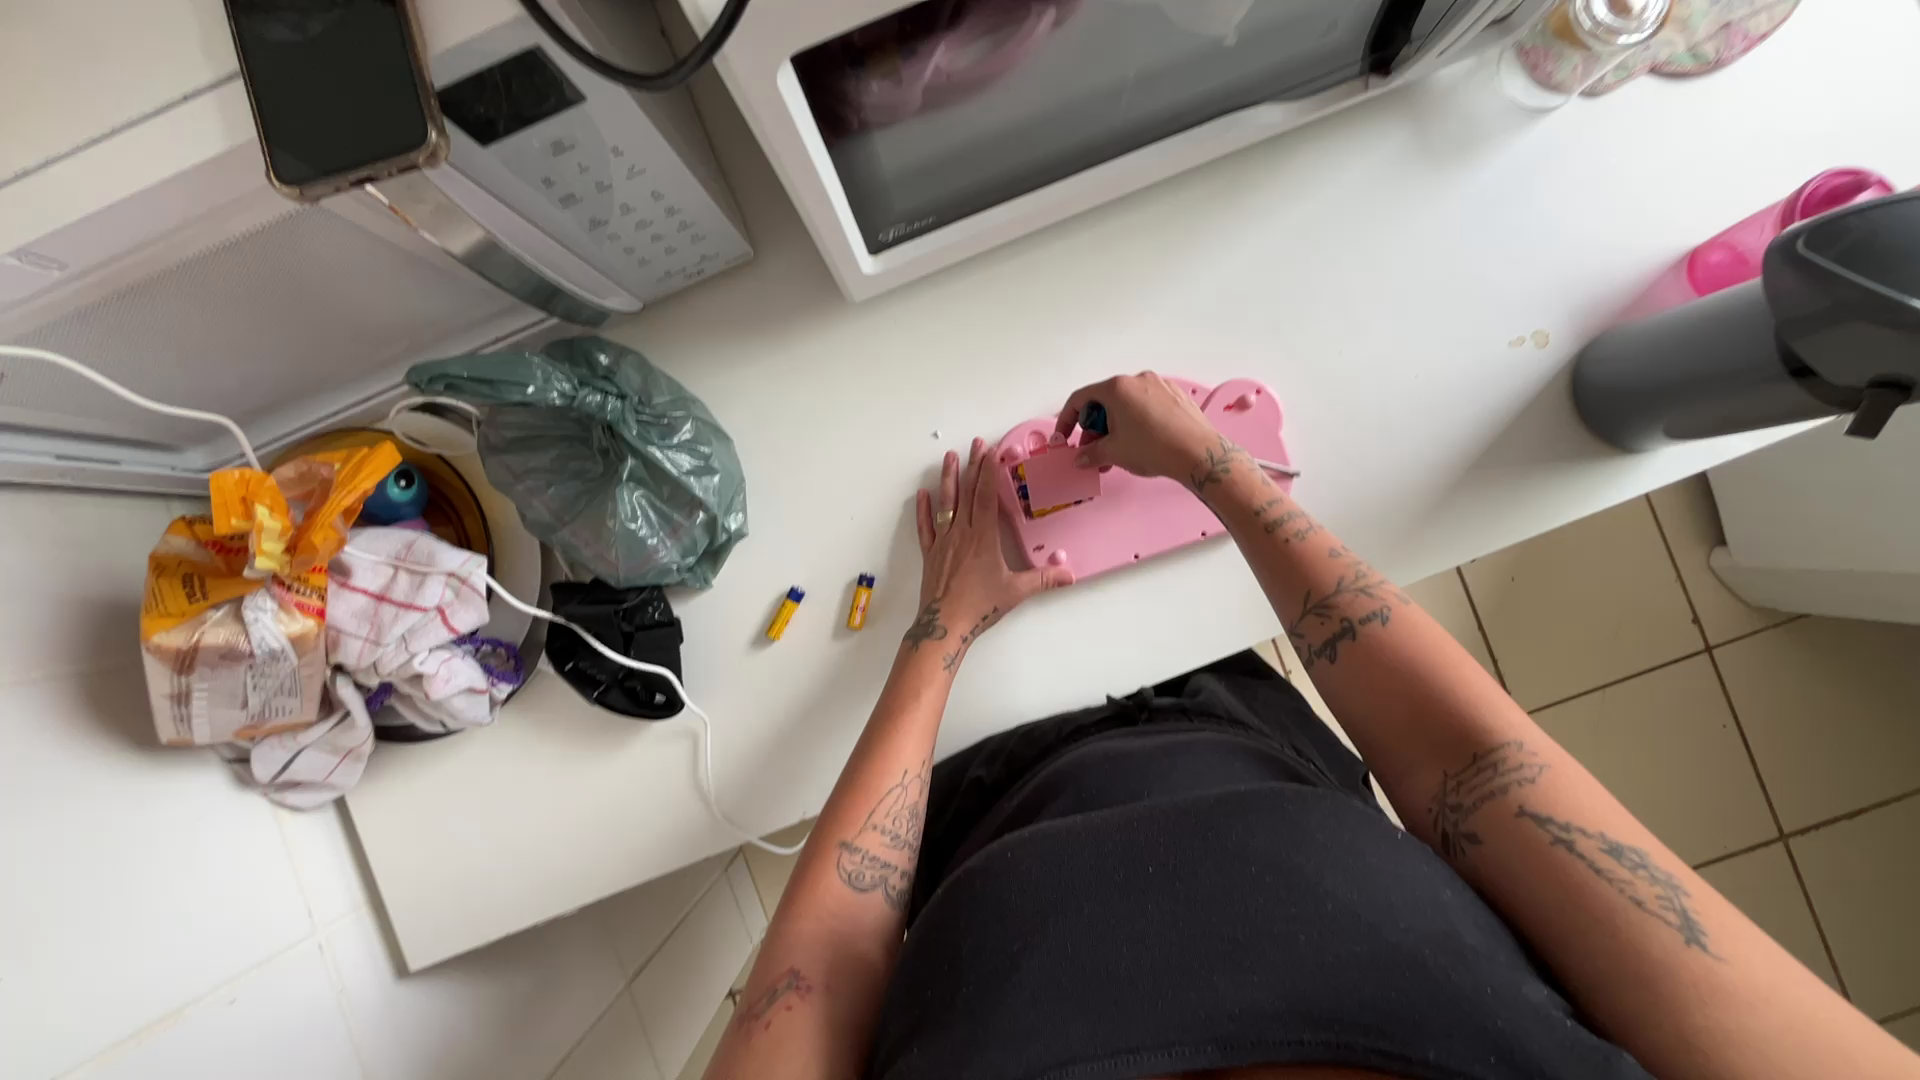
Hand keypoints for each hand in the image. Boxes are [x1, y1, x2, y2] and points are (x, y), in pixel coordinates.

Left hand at [908, 437, 1073, 668]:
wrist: (944, 625)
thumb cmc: (980, 606)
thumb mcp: (1016, 592)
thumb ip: (1044, 579)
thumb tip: (1070, 574)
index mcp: (983, 537)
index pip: (986, 496)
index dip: (988, 471)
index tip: (991, 451)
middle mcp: (962, 533)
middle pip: (967, 493)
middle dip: (972, 466)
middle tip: (975, 444)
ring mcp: (943, 542)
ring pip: (945, 503)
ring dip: (948, 479)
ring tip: (949, 457)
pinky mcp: (930, 554)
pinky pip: (925, 527)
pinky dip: (923, 510)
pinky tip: (922, 494)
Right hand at [1052, 372, 1224, 482]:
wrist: (1198, 452)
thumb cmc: (1152, 448)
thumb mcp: (1114, 452)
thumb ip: (1091, 453)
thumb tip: (1081, 458)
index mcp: (1116, 388)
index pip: (1080, 398)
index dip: (1066, 420)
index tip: (1064, 438)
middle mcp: (1137, 379)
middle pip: (1104, 401)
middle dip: (1095, 427)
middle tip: (1094, 450)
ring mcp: (1159, 385)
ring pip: (1126, 404)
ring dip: (1115, 426)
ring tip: (1117, 452)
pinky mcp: (1176, 395)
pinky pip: (1147, 405)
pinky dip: (1136, 421)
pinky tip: (1141, 442)